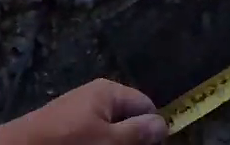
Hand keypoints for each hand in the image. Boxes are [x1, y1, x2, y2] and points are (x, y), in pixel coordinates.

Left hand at [0, 79, 166, 144]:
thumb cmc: (69, 144)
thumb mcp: (108, 142)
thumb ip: (137, 133)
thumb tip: (163, 123)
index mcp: (109, 91)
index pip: (144, 104)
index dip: (152, 128)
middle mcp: (96, 96)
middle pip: (127, 118)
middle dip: (131, 140)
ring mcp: (79, 112)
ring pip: (109, 131)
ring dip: (114, 144)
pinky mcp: (65, 127)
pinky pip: (92, 135)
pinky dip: (96, 144)